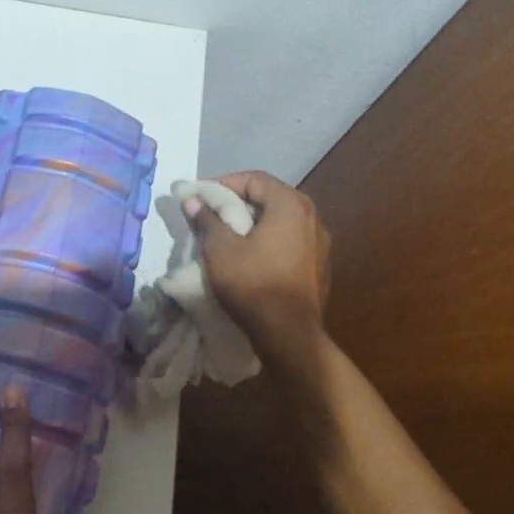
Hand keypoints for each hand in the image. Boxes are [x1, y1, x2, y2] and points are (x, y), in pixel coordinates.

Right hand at [186, 170, 333, 381]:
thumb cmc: (253, 284)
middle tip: (211, 214)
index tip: (199, 197)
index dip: (223, 183)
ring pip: (281, 222)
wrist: (289, 334)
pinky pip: (290, 243)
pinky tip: (252, 259)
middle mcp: (312, 217)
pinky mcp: (319, 266)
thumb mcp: (220, 250)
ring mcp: (320, 243)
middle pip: (270, 198)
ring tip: (229, 237)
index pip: (254, 179)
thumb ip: (207, 220)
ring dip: (254, 223)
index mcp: (290, 205)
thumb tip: (193, 200)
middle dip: (238, 203)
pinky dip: (269, 242)